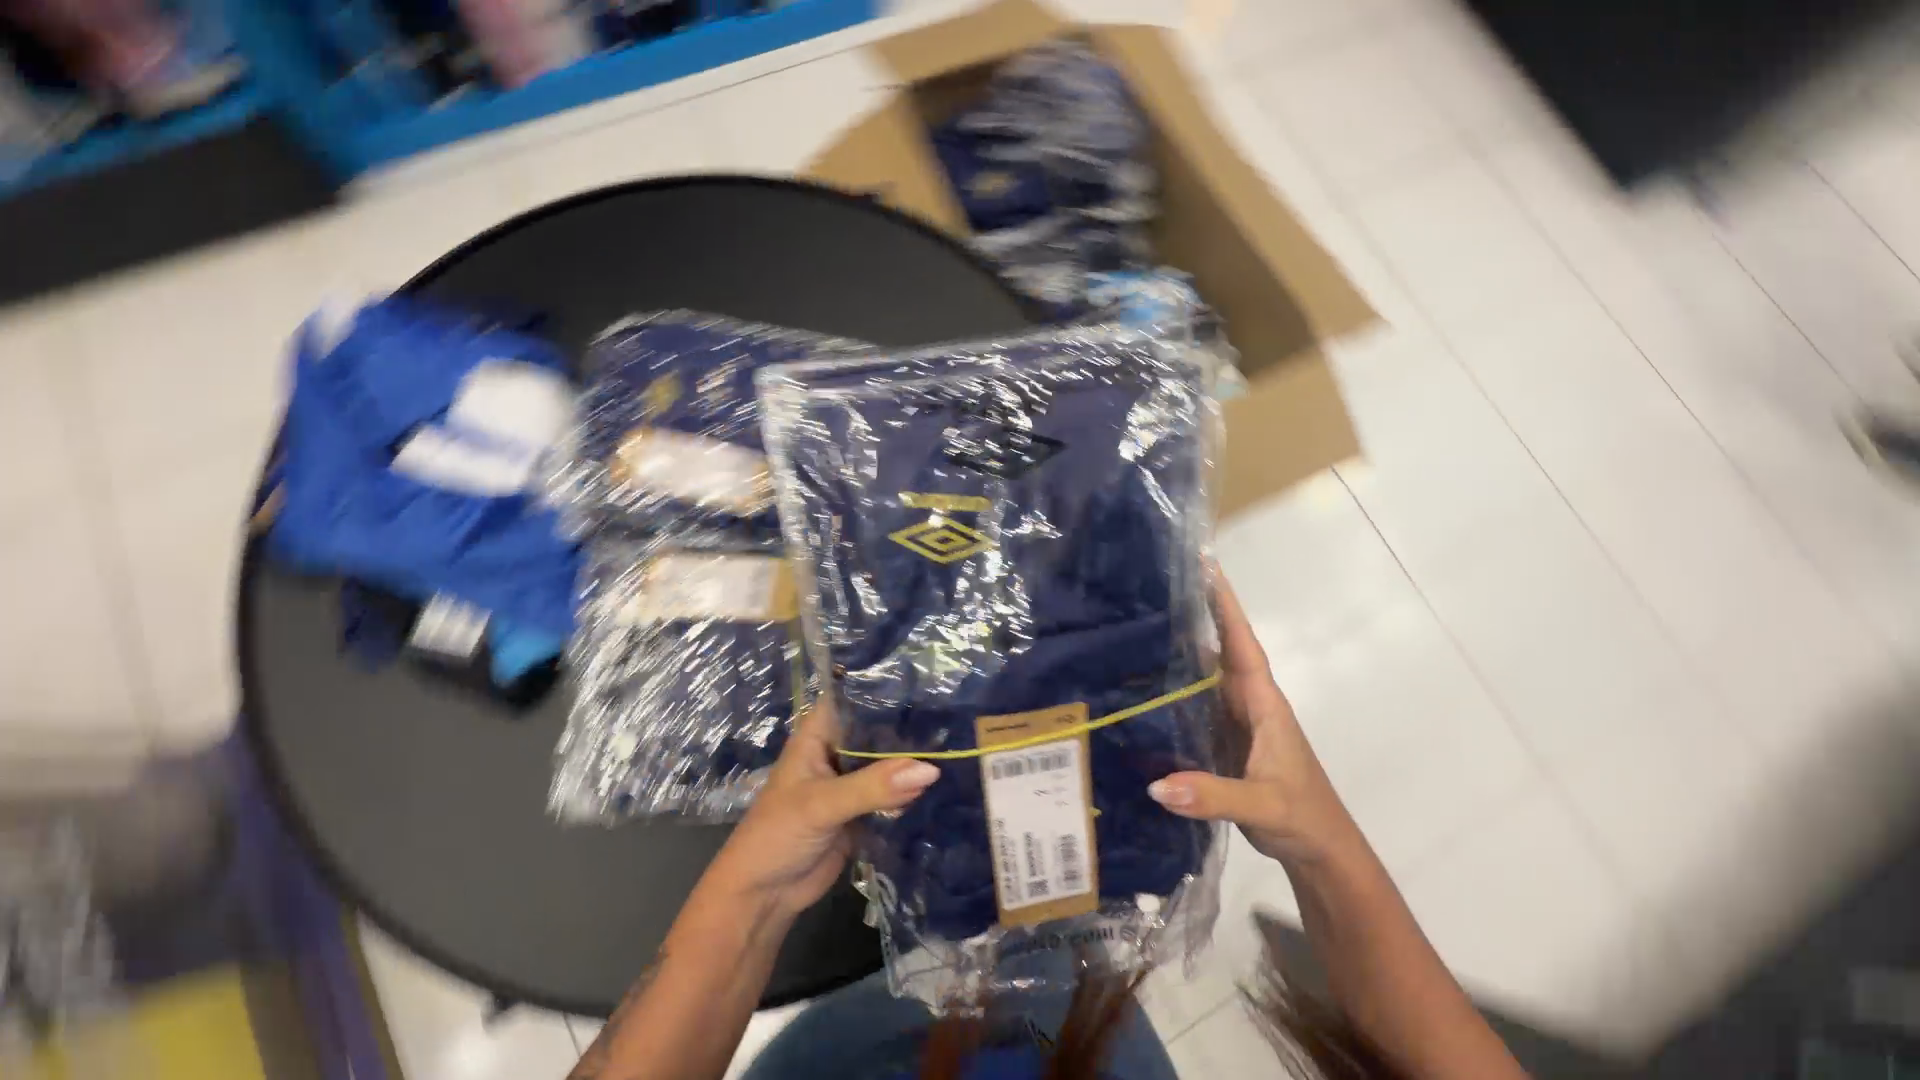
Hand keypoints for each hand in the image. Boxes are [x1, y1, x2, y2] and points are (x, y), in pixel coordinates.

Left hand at [703, 699, 939, 919]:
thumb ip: (874, 786)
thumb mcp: (822, 804)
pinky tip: (947, 782)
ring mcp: (851, 783)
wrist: (763, 896)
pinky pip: (893, 795)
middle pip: (877, 731)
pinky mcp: (863, 813)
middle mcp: (836, 752)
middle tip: (956, 717)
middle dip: (910, 728)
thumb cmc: (777, 835)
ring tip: (961, 745)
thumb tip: (932, 769)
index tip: (929, 683)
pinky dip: (912, 792)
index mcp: (817, 735)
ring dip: (915, 761)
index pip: (854, 699)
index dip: (886, 689)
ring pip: (888, 764)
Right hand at [1146, 573, 1358, 864]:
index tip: (1204, 565)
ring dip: (1174, 650)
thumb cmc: (1302, 817)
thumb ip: (1213, 796)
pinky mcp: (1219, 744)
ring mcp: (1232, 724)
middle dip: (1191, 615)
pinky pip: (1189, 707)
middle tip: (1148, 583)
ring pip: (1200, 677)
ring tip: (1133, 623)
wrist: (1319, 850)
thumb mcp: (1263, 805)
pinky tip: (1137, 686)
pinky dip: (1167, 691)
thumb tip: (1156, 785)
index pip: (1241, 644)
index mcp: (1263, 704)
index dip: (1224, 606)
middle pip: (1216, 650)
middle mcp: (1246, 705)